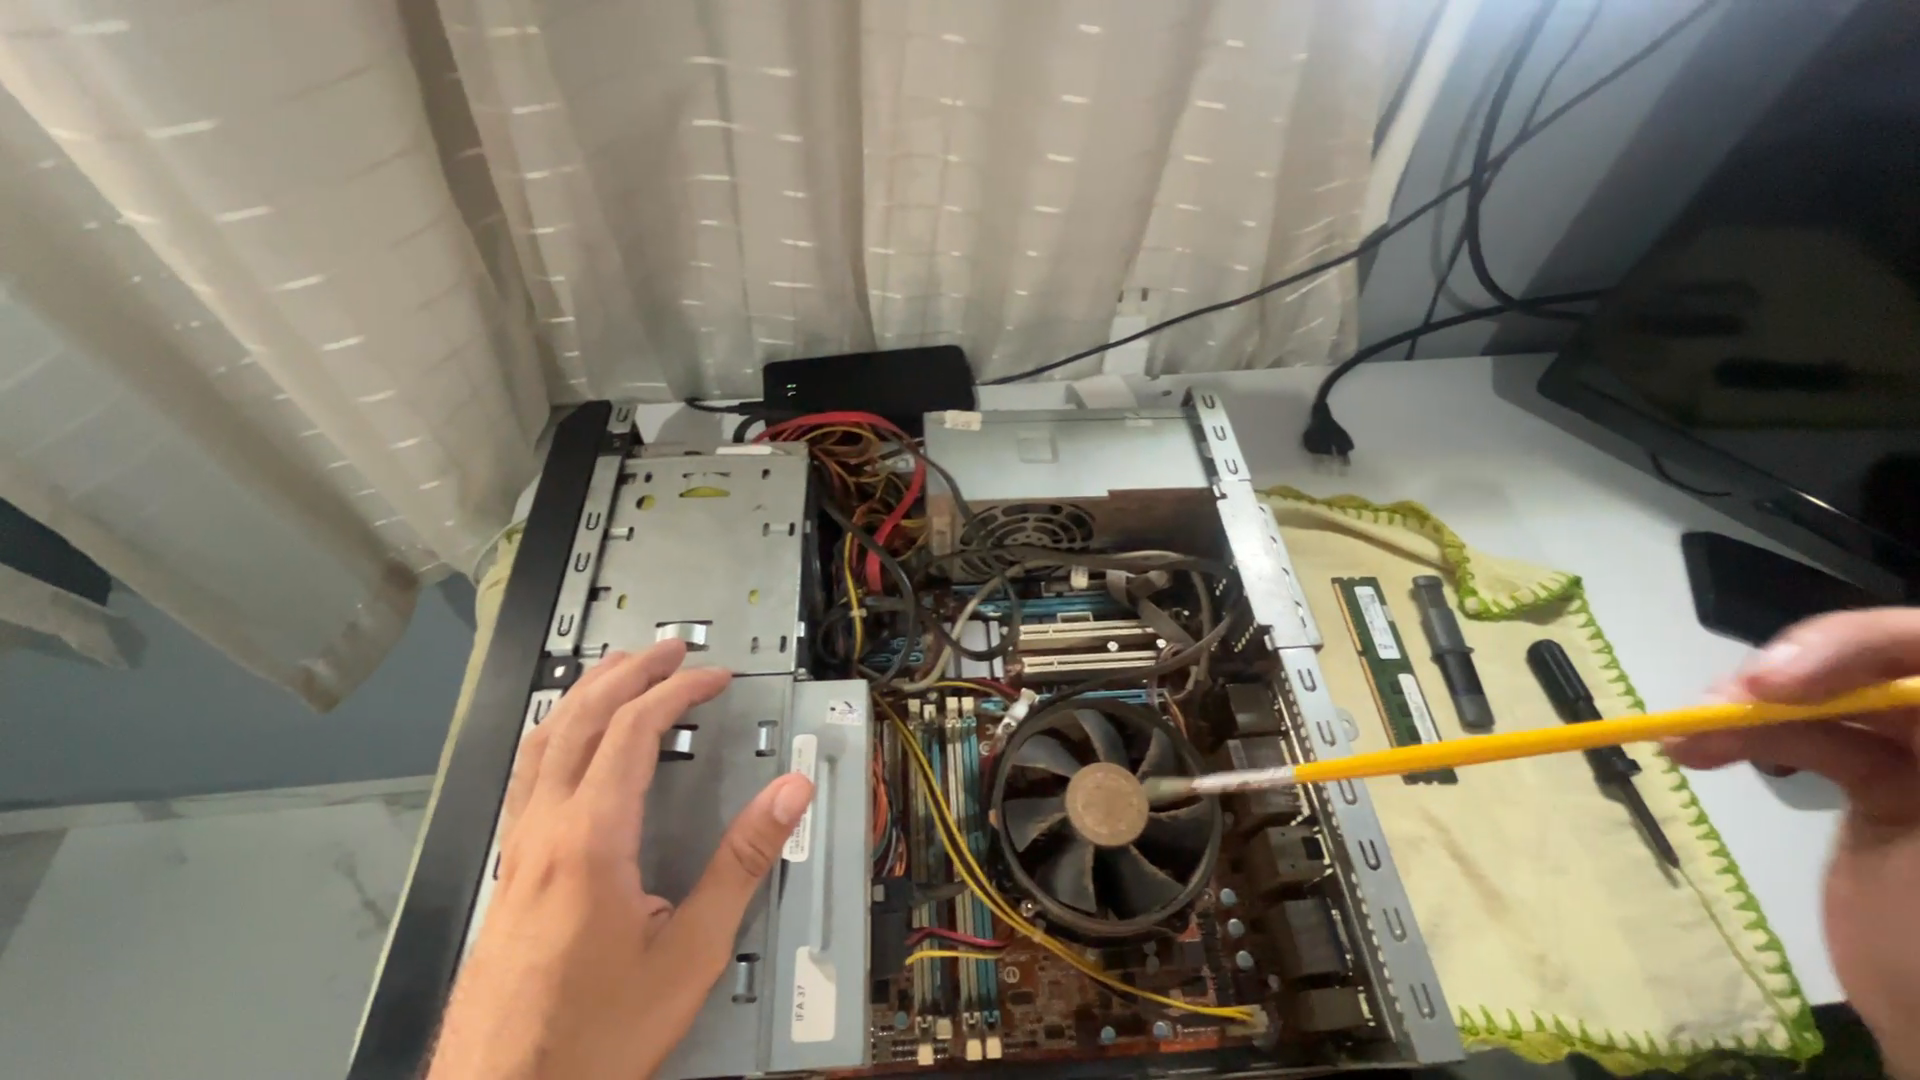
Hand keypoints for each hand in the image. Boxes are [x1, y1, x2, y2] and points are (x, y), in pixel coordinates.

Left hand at [428, 641, 814, 1079]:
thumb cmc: (597, 1033)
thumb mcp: (690, 951)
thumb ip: (742, 863)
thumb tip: (789, 794)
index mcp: (591, 839)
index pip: (634, 730)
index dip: (678, 691)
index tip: (714, 677)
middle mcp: (544, 830)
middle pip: (581, 718)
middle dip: (629, 672)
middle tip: (669, 650)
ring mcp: (518, 849)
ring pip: (543, 741)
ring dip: (586, 693)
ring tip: (619, 669)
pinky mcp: (509, 872)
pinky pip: (528, 774)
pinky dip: (556, 733)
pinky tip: (568, 741)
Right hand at [1666, 609, 1919, 1077]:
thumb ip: (1906, 751)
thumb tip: (1881, 685)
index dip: (1863, 645)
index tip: (1776, 679)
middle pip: (1881, 666)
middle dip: (1794, 671)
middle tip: (1723, 699)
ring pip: (1833, 699)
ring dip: (1751, 709)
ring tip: (1683, 731)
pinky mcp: (1880, 784)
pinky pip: (1810, 739)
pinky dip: (1746, 739)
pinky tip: (1694, 751)